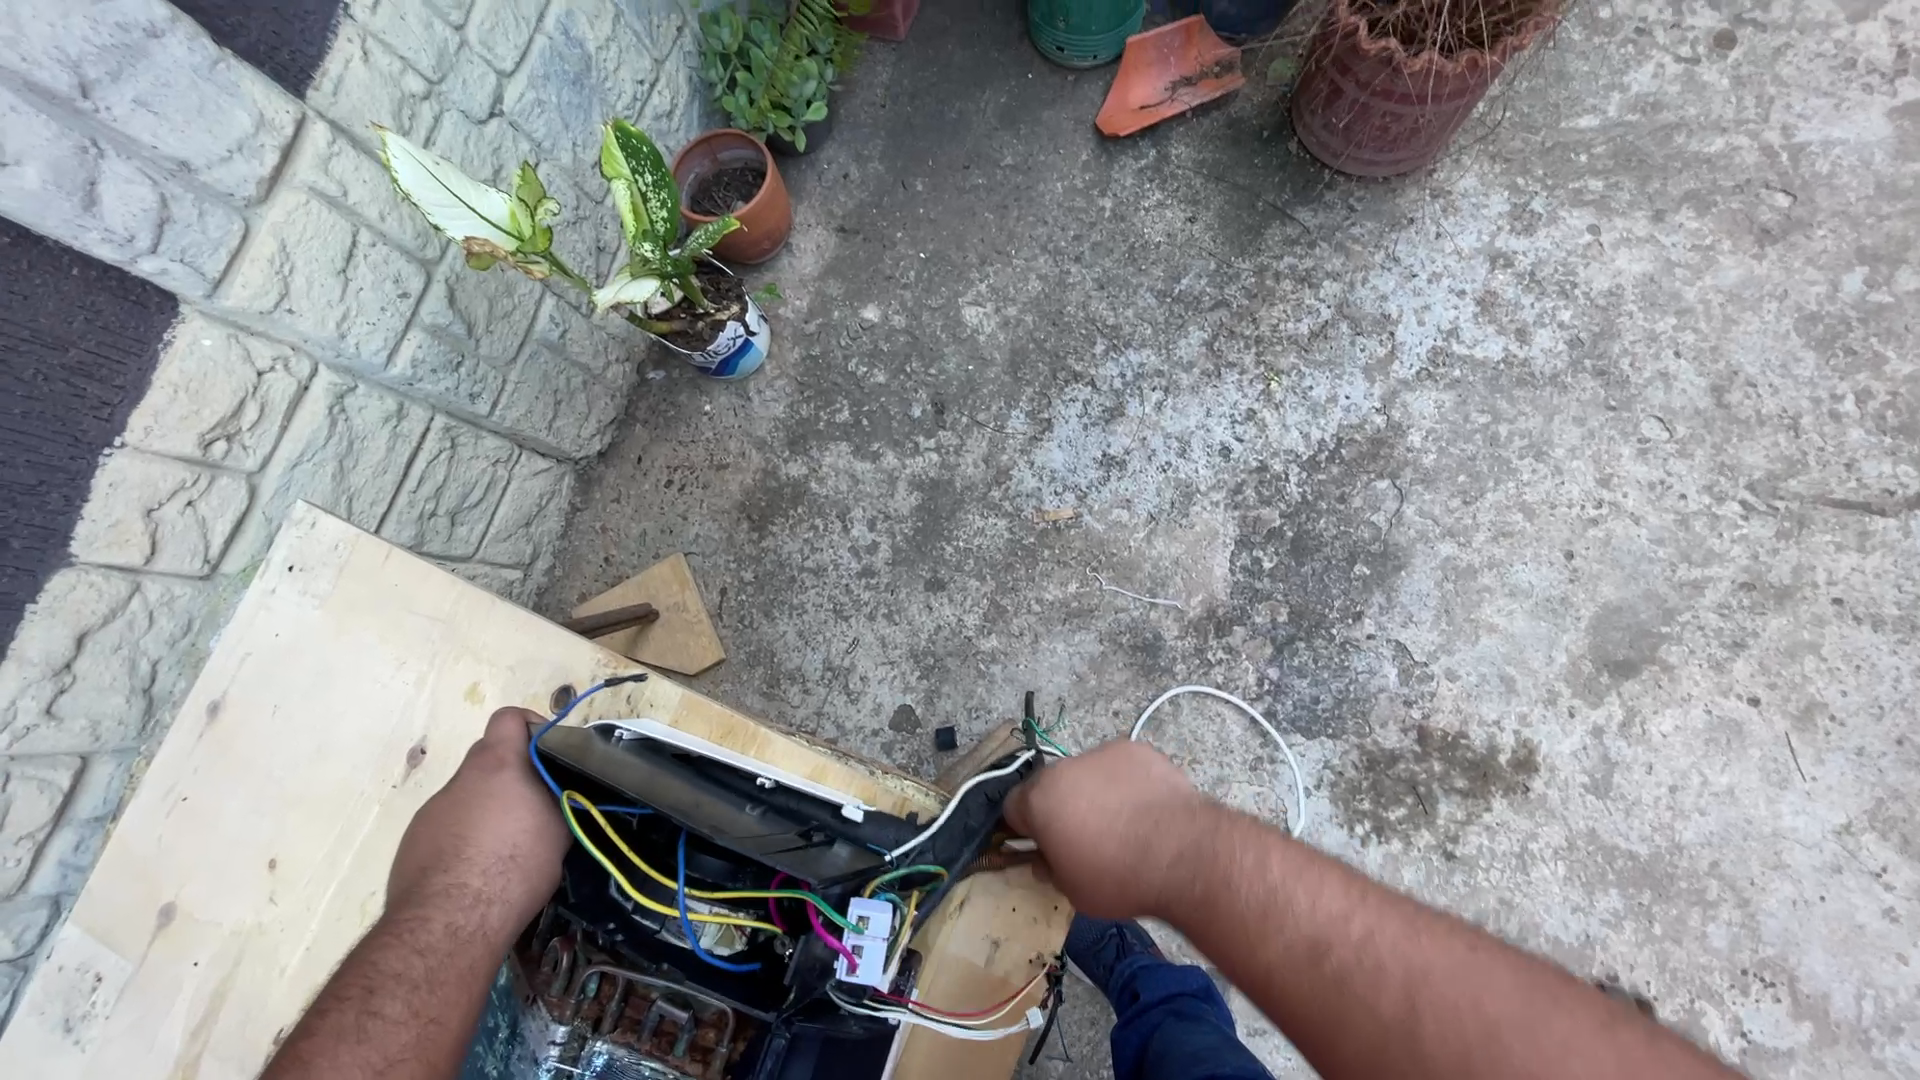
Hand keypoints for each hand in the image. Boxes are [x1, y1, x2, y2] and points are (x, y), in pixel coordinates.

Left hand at [386, 708, 569, 934]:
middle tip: (535, 809)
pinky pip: (446, 829)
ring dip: (487, 812)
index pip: (508, 719)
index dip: (530, 728)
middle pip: (488, 761)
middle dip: (512, 777)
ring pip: (467, 798)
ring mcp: (430, 814)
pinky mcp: (412, 846)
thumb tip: (559, 790)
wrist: (449, 923)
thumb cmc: (515, 865)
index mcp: (497, 766)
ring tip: (505, 851)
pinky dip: (464, 840)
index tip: (548, 753)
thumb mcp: (558, 826)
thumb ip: (556, 796)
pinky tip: (476, 874)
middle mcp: (459, 781)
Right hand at [1004, 740, 1214, 919]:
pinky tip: (1147, 808)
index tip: (1044, 845)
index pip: (1012, 806)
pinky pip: (1121, 766)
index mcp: (1040, 800)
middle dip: (1061, 807)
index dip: (1025, 828)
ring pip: (1087, 773)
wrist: (1185, 854)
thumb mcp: (1072, 892)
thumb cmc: (1121, 878)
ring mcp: (1103, 753)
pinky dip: (1127, 782)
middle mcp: (1064, 768)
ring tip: (1125, 823)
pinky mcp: (1137, 749)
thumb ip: (1050, 869)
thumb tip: (1045, 859)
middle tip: (1086, 837)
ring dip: (1094, 792)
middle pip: (1051, 786)